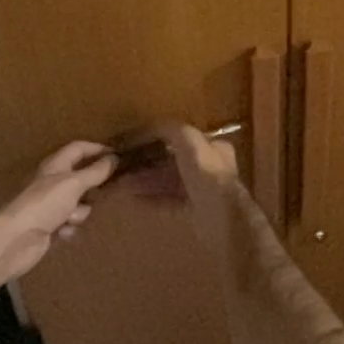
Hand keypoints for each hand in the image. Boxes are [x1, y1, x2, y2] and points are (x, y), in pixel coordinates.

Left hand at [0, 140, 114, 280]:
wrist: (15, 240)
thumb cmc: (44, 203)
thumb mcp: (74, 183)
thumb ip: (95, 172)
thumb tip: (114, 158)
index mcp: (56, 165)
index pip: (79, 149)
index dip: (97, 150)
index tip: (117, 157)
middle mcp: (53, 182)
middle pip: (81, 178)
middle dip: (92, 188)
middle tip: (104, 193)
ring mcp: (51, 205)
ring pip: (79, 204)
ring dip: (79, 212)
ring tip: (70, 218)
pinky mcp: (50, 226)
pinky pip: (70, 223)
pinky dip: (69, 227)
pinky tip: (61, 232)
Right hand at [133, 122, 243, 253]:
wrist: (220, 217)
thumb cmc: (206, 173)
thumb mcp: (189, 141)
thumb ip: (171, 130)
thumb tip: (154, 126)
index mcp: (212, 147)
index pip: (183, 139)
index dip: (160, 139)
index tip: (138, 144)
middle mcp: (208, 167)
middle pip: (173, 162)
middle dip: (149, 164)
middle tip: (125, 167)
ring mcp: (201, 190)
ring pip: (169, 182)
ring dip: (147, 181)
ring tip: (122, 185)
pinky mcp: (194, 211)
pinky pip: (169, 201)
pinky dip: (152, 199)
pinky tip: (133, 200)